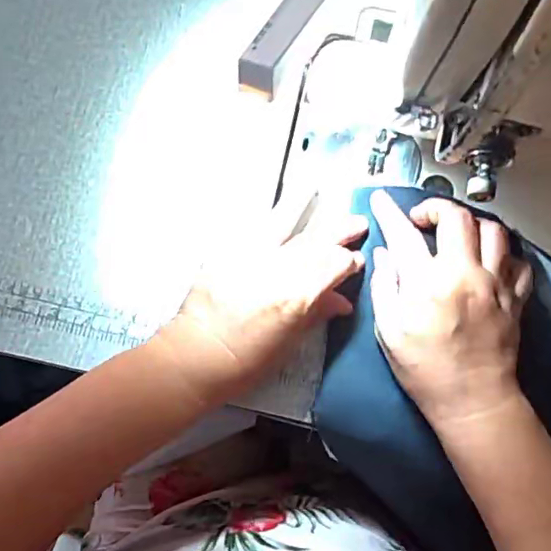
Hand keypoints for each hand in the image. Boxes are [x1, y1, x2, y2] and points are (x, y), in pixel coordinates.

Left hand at [152, 196, 368, 404]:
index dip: (350, 262)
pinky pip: (248, 229)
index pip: (335, 264)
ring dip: (299, 203)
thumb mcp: (288, 345)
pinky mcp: (222, 254)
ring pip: (280, 223)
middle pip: (315, 240)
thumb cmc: (244, 363)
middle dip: (339, 230)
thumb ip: (315, 315)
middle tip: (356, 222)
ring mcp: (247, 257)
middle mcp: (275, 270)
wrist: (194, 358)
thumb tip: (339, 301)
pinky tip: (272, 210)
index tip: (355, 262)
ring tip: (312, 186)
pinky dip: (264, 219)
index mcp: (296, 296)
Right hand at [369, 190, 533, 428]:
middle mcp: (466, 274)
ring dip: (471, 224)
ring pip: (493, 231)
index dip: (390, 213)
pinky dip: (501, 252)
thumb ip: (384, 287)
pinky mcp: (516, 297)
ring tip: (455, 235)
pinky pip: (517, 260)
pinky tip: (487, 260)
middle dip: (435, 209)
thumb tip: (385, 255)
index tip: (381, 200)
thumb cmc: (424, 369)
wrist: (472, 399)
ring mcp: (496, 284)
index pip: (405, 235)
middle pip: (457, 218)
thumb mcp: (388, 330)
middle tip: (420, 220)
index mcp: (428, 283)